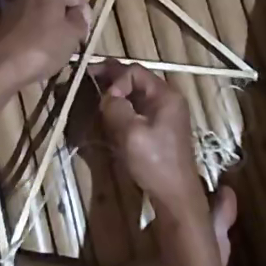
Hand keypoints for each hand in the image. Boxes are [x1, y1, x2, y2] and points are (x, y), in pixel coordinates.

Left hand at [0, 0, 89, 86]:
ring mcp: (13, 10)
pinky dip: (33, 33)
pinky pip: (25, 25)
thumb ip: (81, 20)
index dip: (82, 6)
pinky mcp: (2, 26)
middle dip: (64, 15)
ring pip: (39, 13)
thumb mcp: (73, 36)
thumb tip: (80, 11)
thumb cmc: (44, 49)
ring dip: (48, 24)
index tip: (85, 26)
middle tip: (72, 36)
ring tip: (54, 45)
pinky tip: (36, 51)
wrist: (2, 68)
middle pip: (54, 0)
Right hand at [95, 62, 207, 223]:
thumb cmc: (155, 162)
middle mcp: (168, 99)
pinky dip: (124, 108)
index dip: (116, 79)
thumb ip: (117, 109)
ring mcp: (166, 114)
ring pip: (137, 96)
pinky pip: (140, 110)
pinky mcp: (161, 129)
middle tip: (89, 78)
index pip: (136, 72)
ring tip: (97, 95)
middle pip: (137, 81)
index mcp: (166, 95)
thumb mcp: (131, 133)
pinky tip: (110, 115)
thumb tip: (107, 96)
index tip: (105, 99)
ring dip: (118, 94)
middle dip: (114, 80)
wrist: (175, 193)